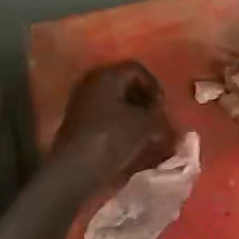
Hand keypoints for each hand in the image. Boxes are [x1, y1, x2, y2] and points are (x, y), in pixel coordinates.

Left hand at [50, 62, 176, 186]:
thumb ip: (156, 115)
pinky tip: (128, 138)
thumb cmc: (112, 139)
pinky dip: (118, 121)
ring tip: (145, 131)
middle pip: (124, 83)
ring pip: (113, 99)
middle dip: (143, 99)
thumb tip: (161, 116)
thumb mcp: (143, 125)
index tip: (162, 107)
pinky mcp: (76, 120)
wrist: (76, 168)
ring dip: (131, 111)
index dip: (154, 86)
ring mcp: (81, 101)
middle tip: (156, 117)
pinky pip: (103, 113)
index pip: (137, 70)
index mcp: (107, 76)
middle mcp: (91, 82)